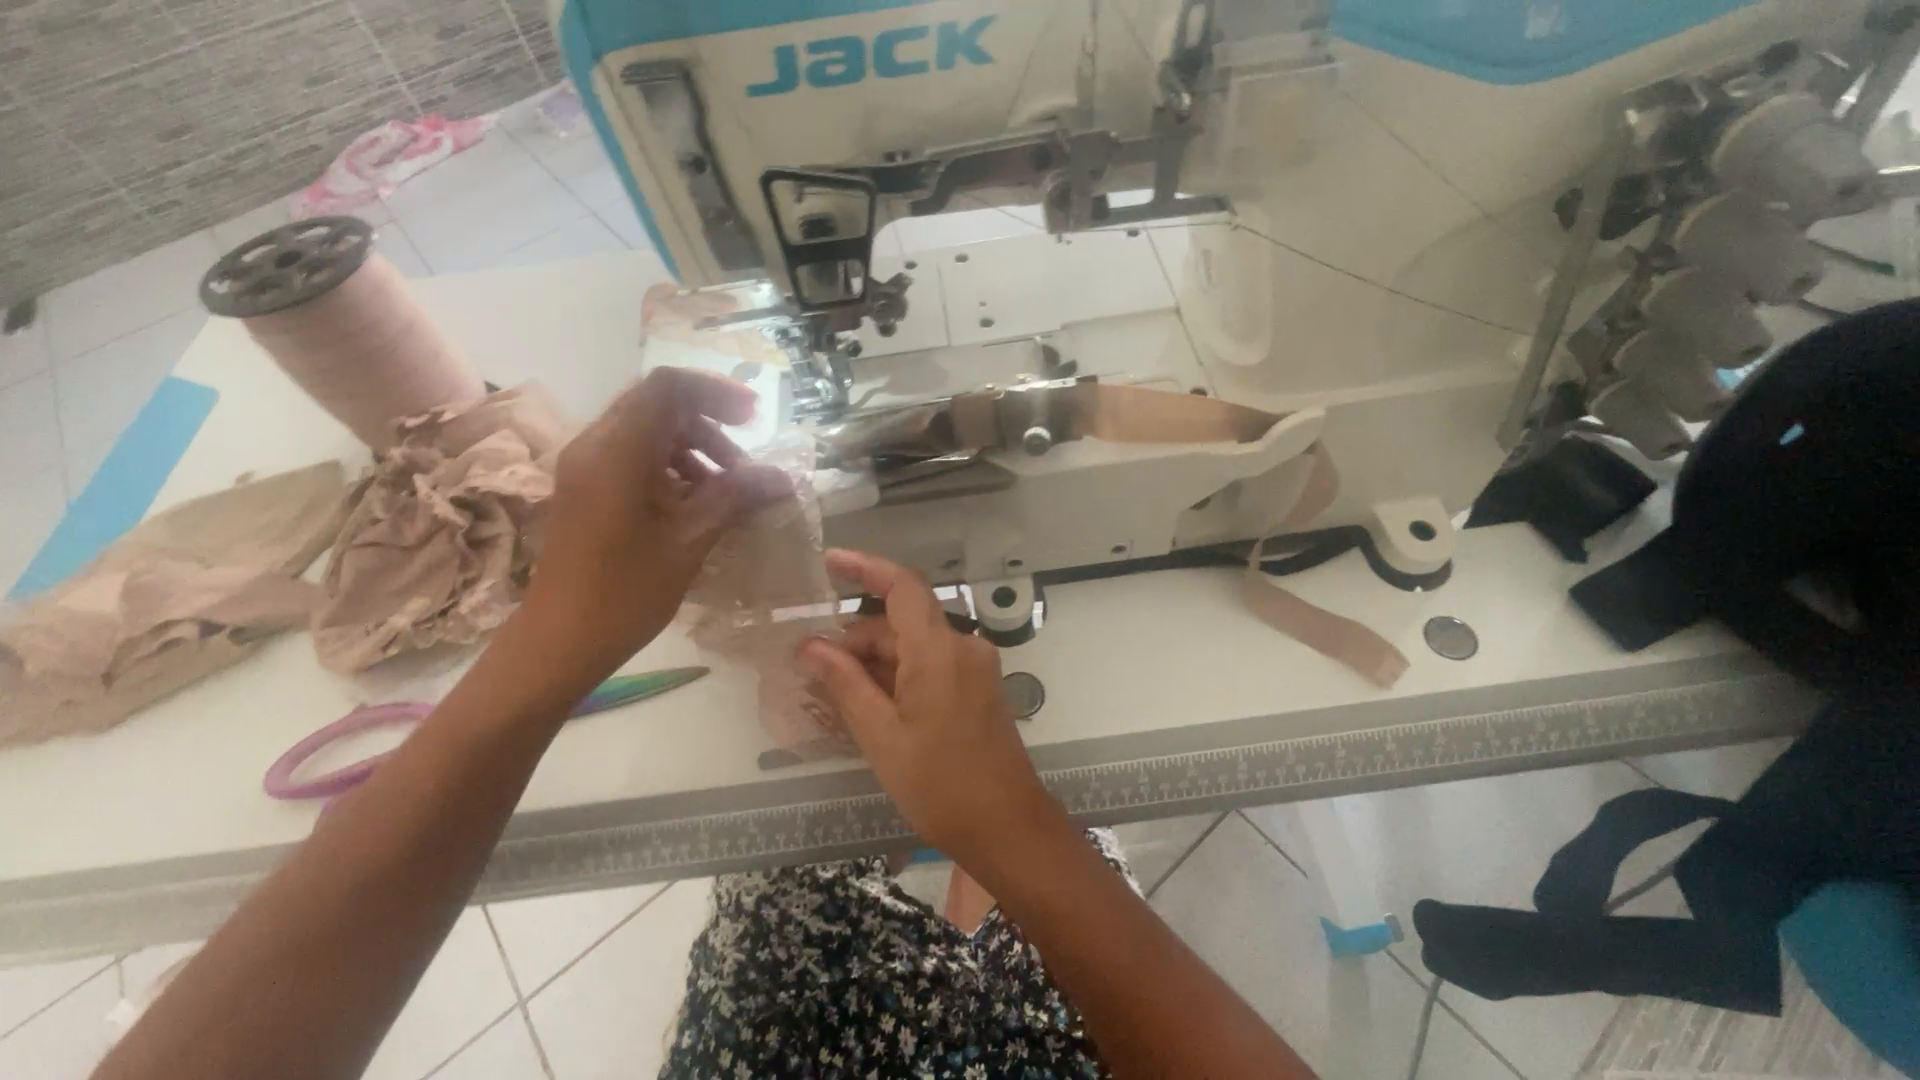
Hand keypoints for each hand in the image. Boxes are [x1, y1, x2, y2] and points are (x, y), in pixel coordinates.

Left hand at [523, 367, 788, 680]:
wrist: (560, 641)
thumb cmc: (624, 594)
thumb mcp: (688, 543)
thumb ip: (734, 498)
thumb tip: (782, 477)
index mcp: (616, 452)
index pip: (668, 388)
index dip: (717, 392)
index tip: (755, 420)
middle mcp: (595, 446)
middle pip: (658, 405)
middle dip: (710, 425)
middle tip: (745, 465)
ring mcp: (587, 468)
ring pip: (648, 431)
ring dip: (693, 449)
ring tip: (727, 492)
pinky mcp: (587, 489)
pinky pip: (634, 457)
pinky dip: (671, 468)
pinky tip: (696, 506)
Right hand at [800, 550, 1068, 873]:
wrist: (1006, 827)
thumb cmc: (940, 784)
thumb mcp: (881, 736)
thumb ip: (844, 683)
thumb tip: (808, 646)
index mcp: (940, 650)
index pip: (902, 586)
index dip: (864, 567)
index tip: (828, 561)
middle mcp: (962, 647)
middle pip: (900, 623)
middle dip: (855, 640)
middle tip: (811, 670)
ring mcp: (974, 668)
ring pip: (913, 647)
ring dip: (873, 664)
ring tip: (832, 696)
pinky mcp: (977, 689)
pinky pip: (930, 667)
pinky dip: (897, 678)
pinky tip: (867, 707)